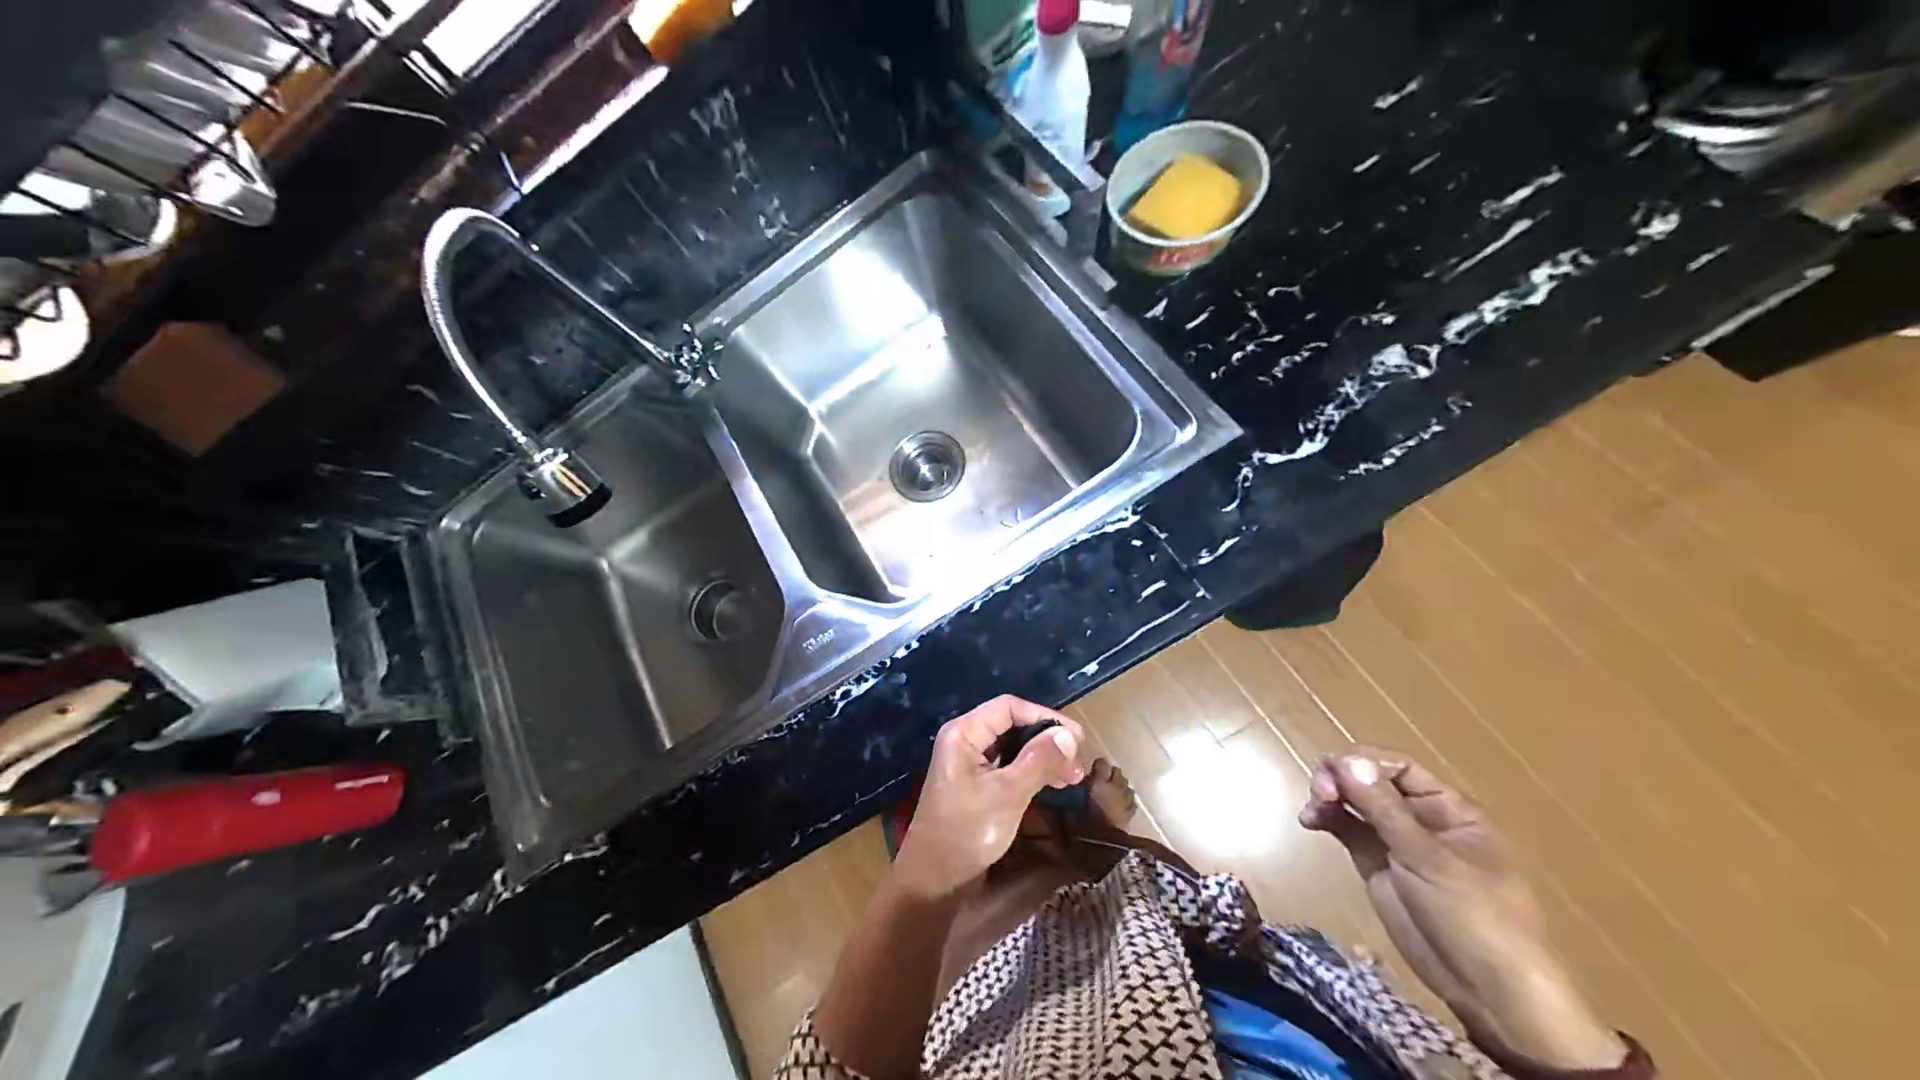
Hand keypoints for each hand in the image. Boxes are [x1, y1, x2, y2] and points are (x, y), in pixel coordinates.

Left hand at [892, 695, 1085, 900]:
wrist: (934, 880)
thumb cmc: (967, 832)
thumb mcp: (1008, 794)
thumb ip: (1039, 760)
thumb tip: (1070, 735)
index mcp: (964, 733)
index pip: (1009, 707)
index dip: (1045, 716)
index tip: (1077, 738)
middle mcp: (965, 740)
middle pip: (1013, 724)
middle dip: (1047, 739)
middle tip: (1078, 764)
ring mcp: (969, 762)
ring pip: (1014, 746)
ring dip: (1044, 757)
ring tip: (1073, 777)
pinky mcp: (976, 782)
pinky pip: (1008, 765)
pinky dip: (1032, 771)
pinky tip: (1054, 784)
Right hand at [1300, 749, 1627, 1070]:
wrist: (1487, 991)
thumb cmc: (1473, 915)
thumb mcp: (1428, 858)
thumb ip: (1384, 808)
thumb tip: (1347, 759)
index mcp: (1450, 810)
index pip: (1401, 767)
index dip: (1365, 762)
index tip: (1334, 770)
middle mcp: (1422, 819)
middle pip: (1373, 781)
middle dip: (1342, 780)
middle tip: (1320, 793)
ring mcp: (1398, 843)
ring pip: (1355, 804)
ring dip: (1330, 798)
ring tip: (1312, 811)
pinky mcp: (1377, 866)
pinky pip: (1347, 830)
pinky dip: (1327, 820)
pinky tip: (1310, 821)